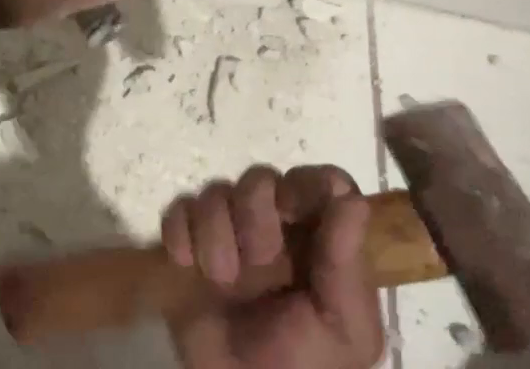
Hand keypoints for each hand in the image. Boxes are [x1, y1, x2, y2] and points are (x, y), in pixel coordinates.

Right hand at [162, 165, 383, 368]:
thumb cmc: (302, 368)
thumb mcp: (344, 331)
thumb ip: (347, 267)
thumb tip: (351, 200)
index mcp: (322, 246)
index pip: (324, 184)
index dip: (308, 184)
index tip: (291, 210)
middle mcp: (276, 230)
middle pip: (262, 179)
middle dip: (254, 212)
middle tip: (257, 259)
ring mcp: (228, 234)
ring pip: (216, 190)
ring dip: (214, 229)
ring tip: (219, 277)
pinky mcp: (188, 241)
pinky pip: (178, 208)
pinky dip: (178, 230)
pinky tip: (184, 263)